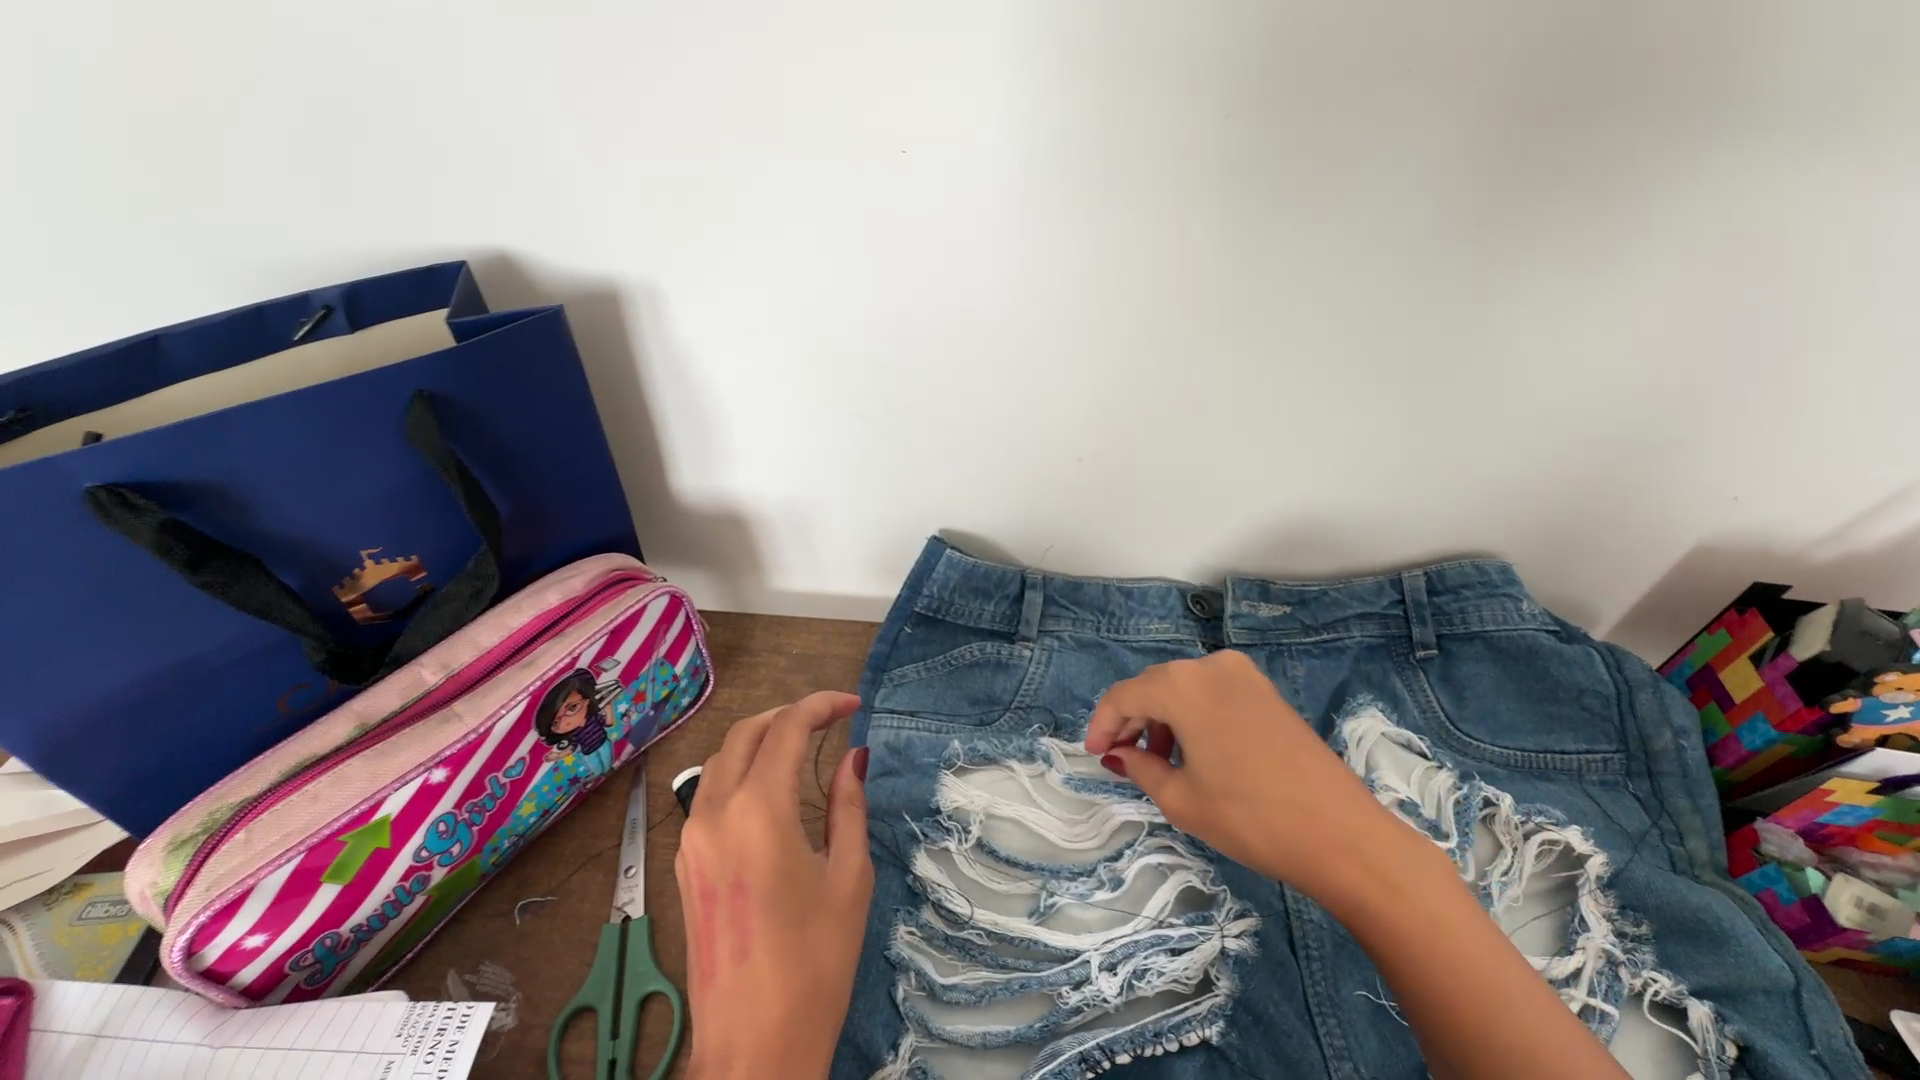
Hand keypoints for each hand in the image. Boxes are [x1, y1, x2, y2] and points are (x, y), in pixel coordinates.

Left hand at [675, 692, 872, 1079]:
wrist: (753, 1044)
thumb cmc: (815, 962)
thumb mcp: (848, 877)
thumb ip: (848, 805)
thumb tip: (854, 757)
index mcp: (758, 811)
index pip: (786, 728)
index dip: (822, 706)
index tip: (854, 706)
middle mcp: (714, 813)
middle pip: (744, 733)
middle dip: (787, 715)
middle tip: (829, 720)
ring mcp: (691, 839)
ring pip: (720, 760)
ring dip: (759, 740)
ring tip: (802, 747)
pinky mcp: (684, 863)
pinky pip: (708, 795)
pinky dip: (739, 773)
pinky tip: (772, 792)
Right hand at [1084, 651, 1400, 902]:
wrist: (1341, 834)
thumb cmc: (1250, 816)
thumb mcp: (1181, 798)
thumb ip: (1140, 767)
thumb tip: (1117, 754)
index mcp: (1183, 684)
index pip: (1125, 695)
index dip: (1102, 724)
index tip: (1093, 755)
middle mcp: (1212, 666)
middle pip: (1154, 686)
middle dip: (1131, 719)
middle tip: (1119, 757)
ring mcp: (1246, 676)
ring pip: (1184, 688)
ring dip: (1162, 718)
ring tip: (1157, 761)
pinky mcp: (1268, 693)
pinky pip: (1213, 694)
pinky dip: (1193, 716)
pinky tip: (1193, 752)